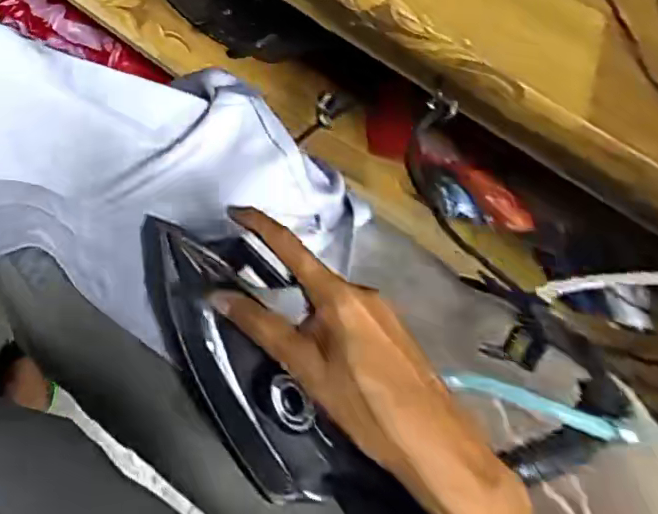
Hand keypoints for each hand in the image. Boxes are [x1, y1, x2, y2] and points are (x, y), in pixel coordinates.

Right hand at [216, 207, 529, 513]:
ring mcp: (383, 309)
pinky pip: (352, 314)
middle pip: (312, 276)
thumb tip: (219, 296)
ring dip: (309, 312)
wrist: (438, 447)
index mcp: (338, 294)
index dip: (260, 224)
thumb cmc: (367, 408)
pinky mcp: (394, 330)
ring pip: (332, 299)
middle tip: (259, 305)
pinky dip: (331, 324)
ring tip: (300, 350)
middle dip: (284, 285)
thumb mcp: (307, 370)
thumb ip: (262, 328)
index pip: (290, 246)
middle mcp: (362, 291)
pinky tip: (333, 359)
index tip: (235, 211)